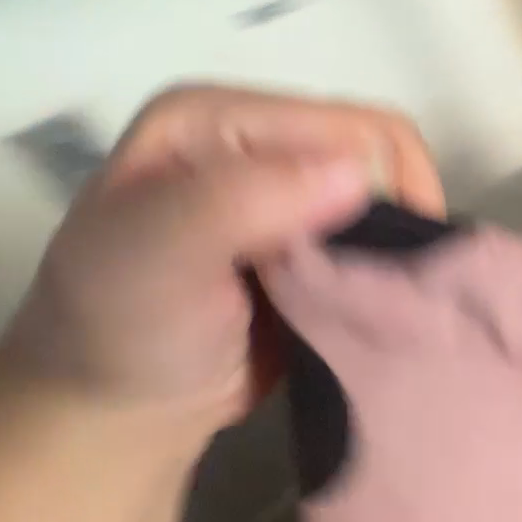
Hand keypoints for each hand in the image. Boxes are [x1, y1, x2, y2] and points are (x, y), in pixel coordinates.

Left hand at [0, 85, 444, 451]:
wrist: (121, 403)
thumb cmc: (123, 331)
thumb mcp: (154, 261)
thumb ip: (234, 204)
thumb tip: (355, 175)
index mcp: (218, 119)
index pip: (358, 131)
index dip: (386, 192)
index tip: (367, 263)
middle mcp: (262, 142)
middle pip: (389, 160)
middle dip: (397, 220)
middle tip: (367, 283)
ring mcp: (293, 189)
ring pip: (399, 198)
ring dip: (401, 247)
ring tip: (369, 294)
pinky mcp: (320, 233)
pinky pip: (392, 232)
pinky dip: (396, 263)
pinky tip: (369, 296)